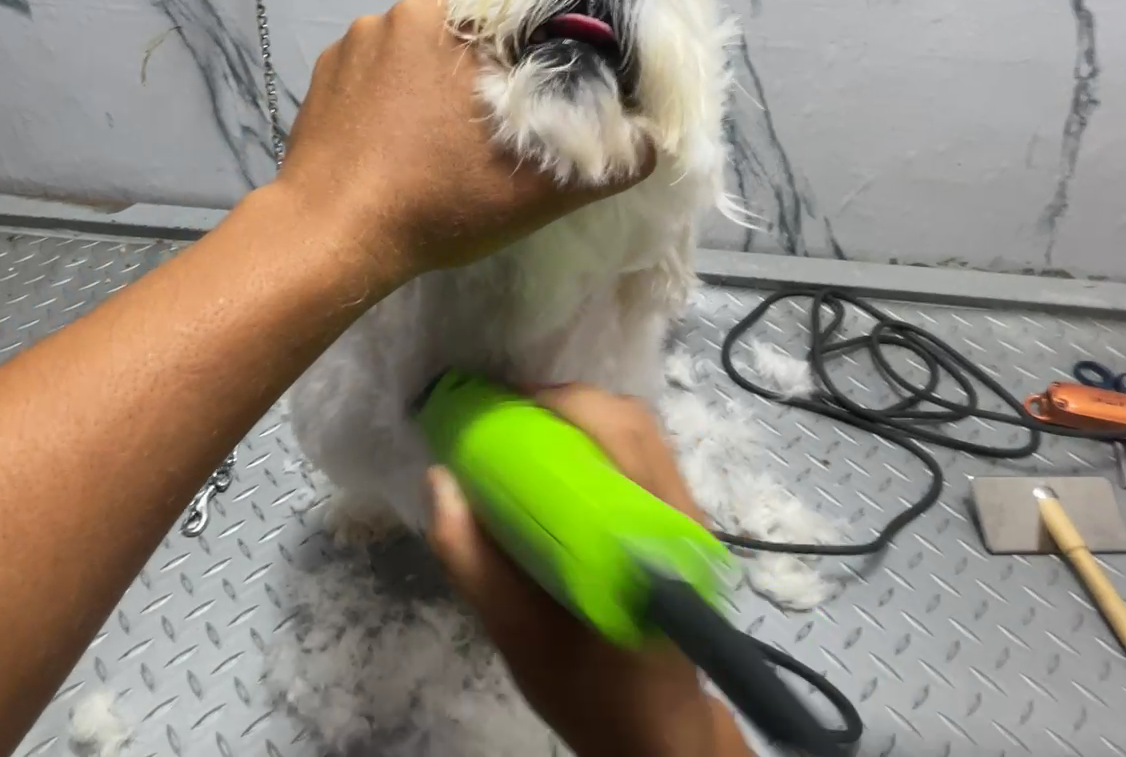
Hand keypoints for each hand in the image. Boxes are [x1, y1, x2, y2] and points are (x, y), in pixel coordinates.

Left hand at [275, 0, 650, 282]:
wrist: (329, 237)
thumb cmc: (436, 204)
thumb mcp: (536, 192)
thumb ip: (606, 162)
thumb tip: (653, 143)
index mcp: (452, 20)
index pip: (521, 4)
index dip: (544, 42)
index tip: (549, 84)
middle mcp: (397, 14)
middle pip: (469, 28)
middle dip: (490, 67)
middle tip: (499, 123)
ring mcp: (353, 42)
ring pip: (421, 48)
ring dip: (440, 81)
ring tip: (443, 139)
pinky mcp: (323, 73)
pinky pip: (379, 70)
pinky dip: (396, 95)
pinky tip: (399, 141)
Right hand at [425, 384, 751, 756]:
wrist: (652, 728)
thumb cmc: (586, 687)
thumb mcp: (516, 635)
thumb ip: (474, 562)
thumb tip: (439, 480)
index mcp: (648, 543)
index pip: (619, 438)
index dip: (560, 407)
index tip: (503, 408)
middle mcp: (680, 517)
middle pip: (630, 420)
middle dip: (564, 401)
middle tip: (507, 416)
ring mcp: (687, 517)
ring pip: (639, 429)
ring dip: (580, 414)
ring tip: (526, 429)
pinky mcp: (680, 521)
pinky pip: (640, 452)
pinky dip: (595, 436)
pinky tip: (556, 458)